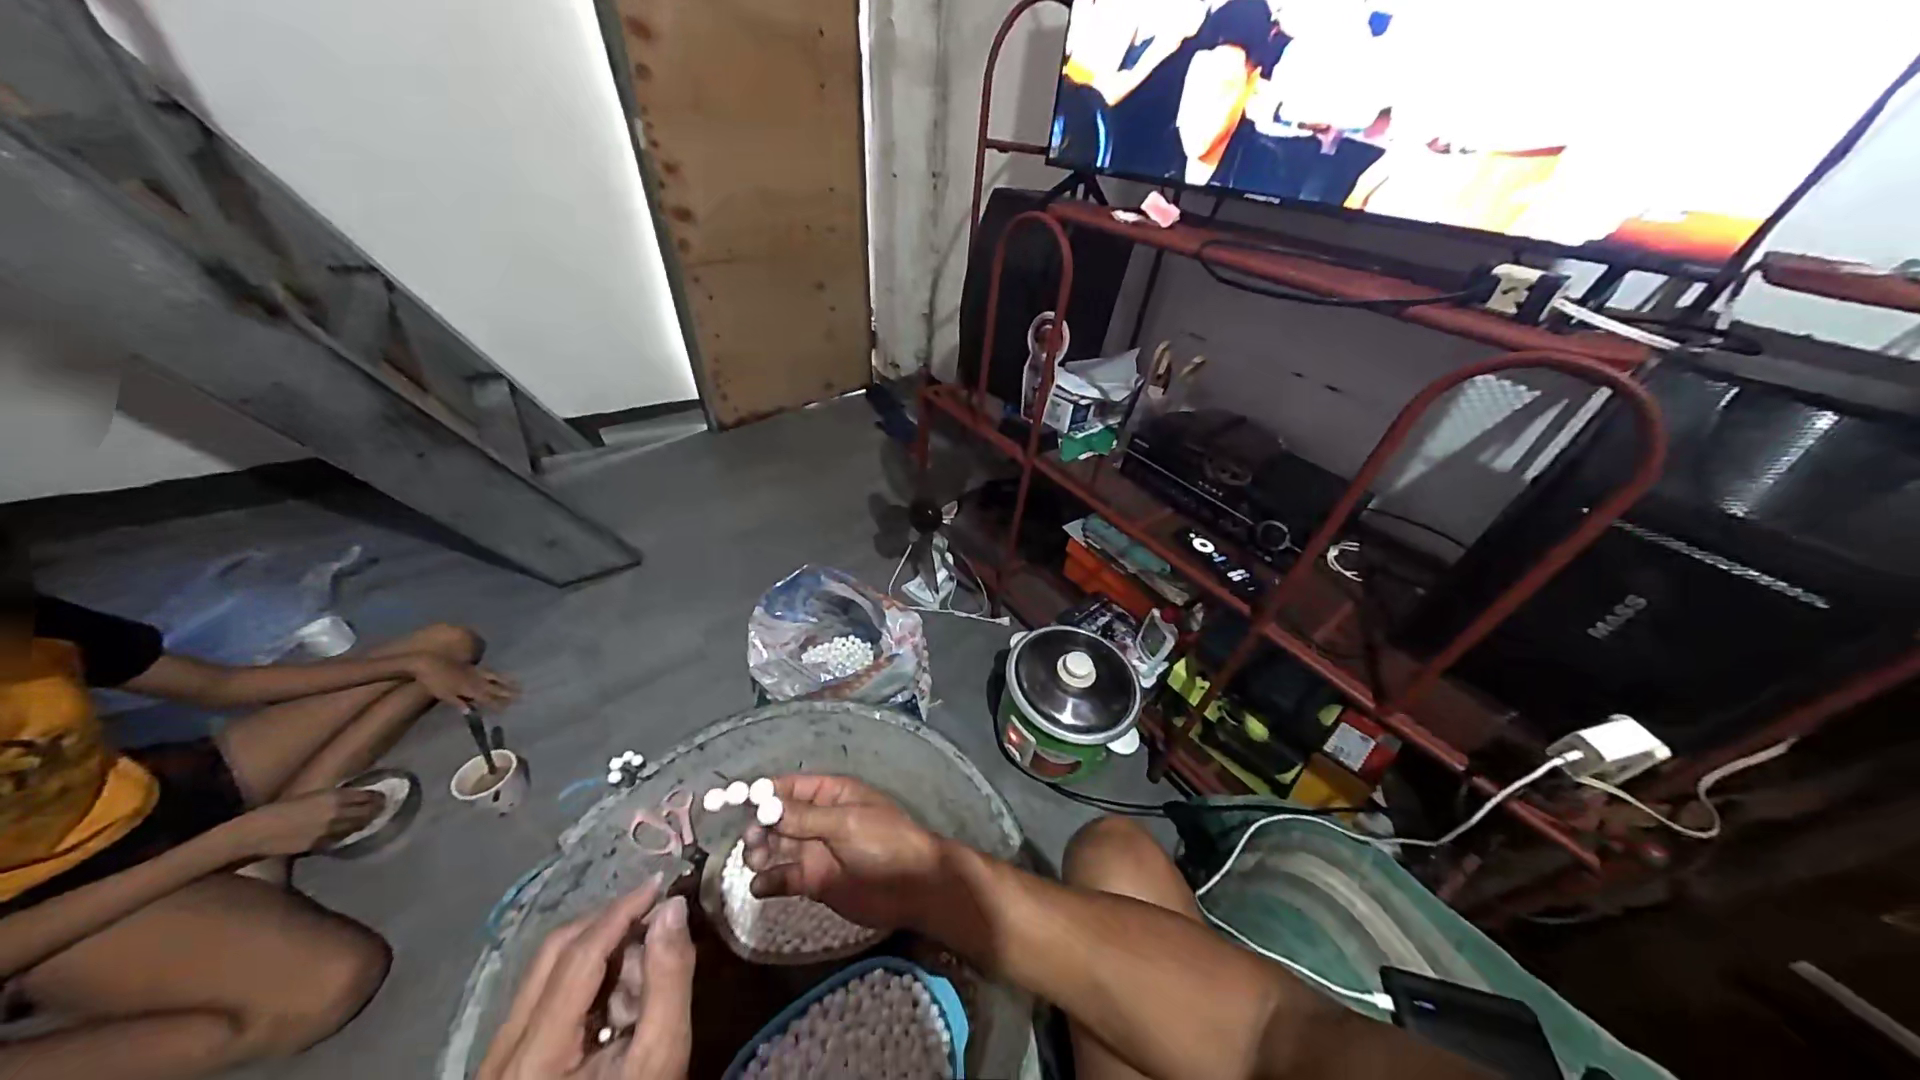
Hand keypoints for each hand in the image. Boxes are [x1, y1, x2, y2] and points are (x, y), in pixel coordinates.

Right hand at [219, 789, 384, 856]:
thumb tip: (353, 797)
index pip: (367, 796)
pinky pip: (342, 837)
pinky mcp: (320, 844)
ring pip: (358, 825)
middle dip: (377, 809)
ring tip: (370, 818)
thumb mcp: (311, 796)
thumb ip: (333, 797)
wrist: (254, 832)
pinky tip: (350, 830)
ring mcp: (329, 830)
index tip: (383, 796)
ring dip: (366, 821)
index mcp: (334, 797)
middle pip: (368, 811)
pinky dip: (349, 833)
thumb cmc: (279, 809)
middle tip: (382, 808)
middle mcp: (336, 812)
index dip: (377, 796)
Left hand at [408, 654, 517, 710]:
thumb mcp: (444, 695)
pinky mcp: (473, 667)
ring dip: (508, 682)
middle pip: (495, 688)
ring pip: (495, 678)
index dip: (498, 703)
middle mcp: (476, 681)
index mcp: (469, 689)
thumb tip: (471, 711)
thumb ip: (458, 702)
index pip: (487, 698)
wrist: (429, 663)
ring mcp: (476, 673)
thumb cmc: (434, 681)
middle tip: (521, 696)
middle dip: (508, 693)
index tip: (509, 707)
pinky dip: (498, 674)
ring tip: (518, 684)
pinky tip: (501, 675)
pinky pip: (489, 671)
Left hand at [479, 879, 695, 1079]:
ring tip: (643, 964)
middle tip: (657, 921)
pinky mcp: (506, 1066)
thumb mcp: (659, 1059)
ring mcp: (497, 1060)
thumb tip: (674, 908)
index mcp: (534, 1056)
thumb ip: (668, 979)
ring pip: (546, 972)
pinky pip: (544, 999)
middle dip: (610, 925)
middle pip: (555, 953)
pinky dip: (586, 980)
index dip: (622, 911)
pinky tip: (618, 999)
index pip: (580, 955)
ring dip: (600, 950)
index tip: (662, 884)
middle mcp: (501, 1050)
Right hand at [742, 775, 944, 931]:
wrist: (913, 888)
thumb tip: (765, 805)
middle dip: (758, 825)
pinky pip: (782, 878)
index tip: (732, 799)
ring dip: (759, 852)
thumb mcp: (846, 823)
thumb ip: (805, 817)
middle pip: (775, 818)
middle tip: (752, 839)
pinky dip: (768, 882)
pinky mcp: (813, 881)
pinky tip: (762, 886)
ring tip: (756, 860)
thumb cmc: (885, 842)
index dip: (761, 792)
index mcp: (830, 795)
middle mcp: (817, 820)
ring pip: (775, 847)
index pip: (789, 788)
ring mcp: (814, 851)